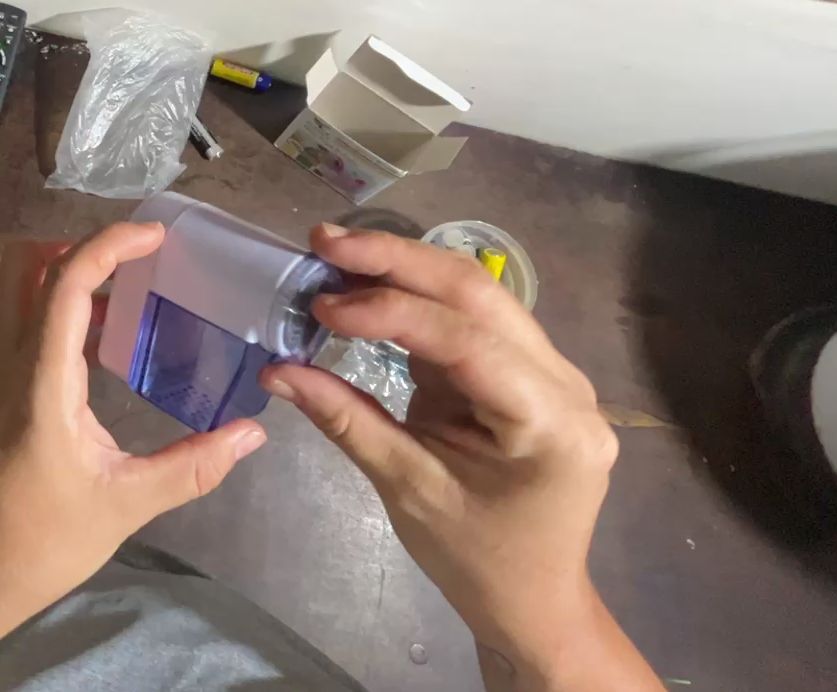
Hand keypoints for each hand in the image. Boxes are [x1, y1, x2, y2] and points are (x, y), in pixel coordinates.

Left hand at [0, 222, 267, 611]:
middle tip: (133, 257)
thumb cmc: (40, 540)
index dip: (108, 244)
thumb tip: (251, 434)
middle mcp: (8, 358)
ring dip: (68, 273)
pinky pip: (24, 320)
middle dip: (75, 244)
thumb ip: (191, 466)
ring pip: (17, 288)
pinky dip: (61, 308)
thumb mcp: (124, 504)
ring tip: (132, 290)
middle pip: (21, 264)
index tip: (155, 235)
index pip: (64, 284)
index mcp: (40, 379)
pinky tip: (108, 341)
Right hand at [264, 224, 658, 691]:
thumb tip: (274, 371)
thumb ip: (343, 418)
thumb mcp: (405, 488)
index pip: (466, 341)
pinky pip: (460, 311)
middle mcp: (562, 380)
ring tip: (333, 250)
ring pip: (471, 289)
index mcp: (551, 423)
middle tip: (322, 242)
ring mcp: (545, 367)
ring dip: (399, 263)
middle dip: (394, 259)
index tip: (320, 308)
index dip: (388, 312)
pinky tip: (361, 279)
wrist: (532, 595)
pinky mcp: (516, 363)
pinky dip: (407, 289)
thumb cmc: (476, 554)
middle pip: (475, 293)